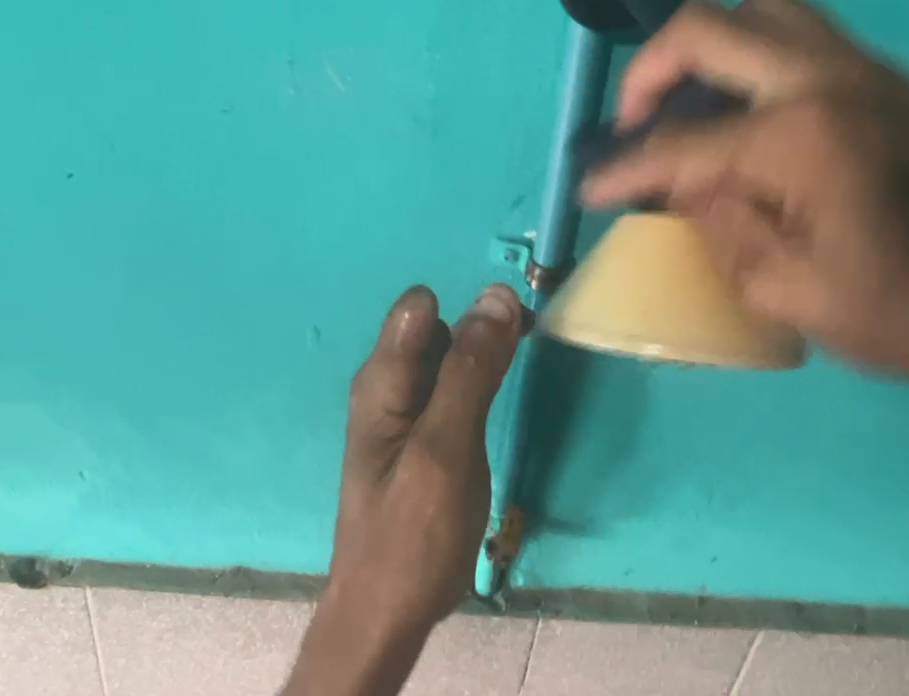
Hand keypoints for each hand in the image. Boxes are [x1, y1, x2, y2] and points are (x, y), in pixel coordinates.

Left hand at [284, 284, 527, 695]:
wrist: (388, 614)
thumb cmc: (414, 533)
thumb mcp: (446, 447)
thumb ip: (470, 371)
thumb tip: (498, 295)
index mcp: (383, 378)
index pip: (421, 305)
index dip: (468, 307)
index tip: (515, 327)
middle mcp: (388, 385)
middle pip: (438, 327)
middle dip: (482, 330)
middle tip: (526, 352)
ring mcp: (404, 412)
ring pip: (448, 359)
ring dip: (484, 358)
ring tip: (517, 378)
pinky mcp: (422, 438)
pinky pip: (451, 391)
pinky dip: (478, 387)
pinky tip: (497, 407)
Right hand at [580, 0, 908, 407]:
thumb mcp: (794, 295)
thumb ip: (720, 227)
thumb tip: (678, 185)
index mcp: (801, 138)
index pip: (679, 142)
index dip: (622, 168)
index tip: (586, 189)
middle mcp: (829, 80)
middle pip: (709, 27)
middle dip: (650, 68)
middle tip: (633, 122)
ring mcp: (867, 72)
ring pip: (762, 11)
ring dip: (708, 47)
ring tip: (689, 106)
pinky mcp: (891, 83)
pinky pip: (801, 37)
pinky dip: (752, 58)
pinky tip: (747, 117)